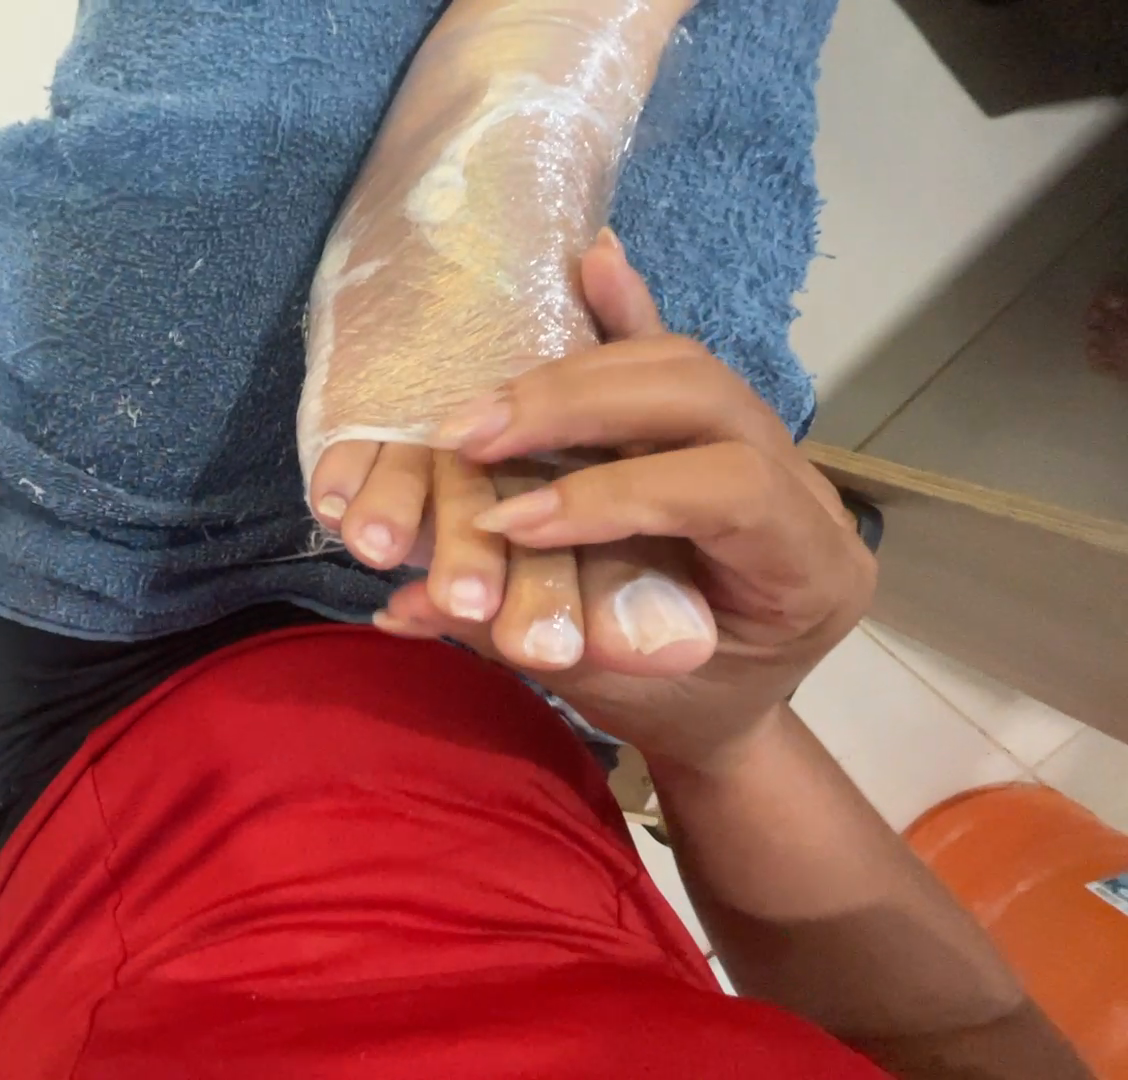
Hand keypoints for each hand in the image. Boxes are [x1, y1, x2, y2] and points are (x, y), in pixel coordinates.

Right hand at [374, 244, 876, 769]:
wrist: (726, 702)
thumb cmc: (675, 706)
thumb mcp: (607, 691)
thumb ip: (515, 638)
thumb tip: (403, 605)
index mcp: (804, 567)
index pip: (724, 491)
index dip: (610, 497)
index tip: (507, 521)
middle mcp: (798, 485)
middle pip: (699, 396)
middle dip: (573, 408)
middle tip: (470, 435)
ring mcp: (760, 444)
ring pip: (679, 364)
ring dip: (568, 372)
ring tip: (480, 406)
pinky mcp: (711, 428)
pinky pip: (674, 356)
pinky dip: (626, 310)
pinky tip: (591, 263)